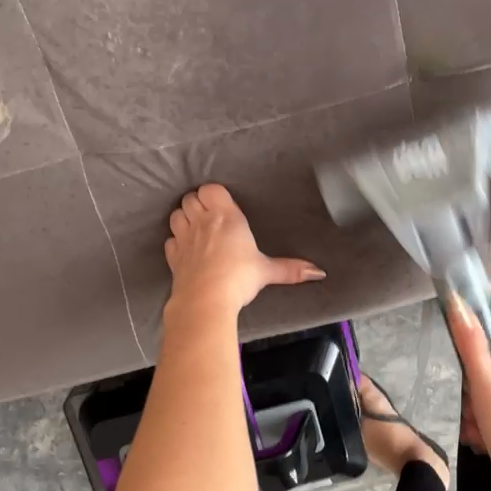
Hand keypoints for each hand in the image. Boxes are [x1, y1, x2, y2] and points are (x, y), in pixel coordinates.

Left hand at [163, 184, 323, 314]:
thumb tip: (320, 273)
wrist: (206, 300)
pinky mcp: (172, 257)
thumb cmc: (238, 277)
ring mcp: (183, 238)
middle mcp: (202, 221)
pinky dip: (176, 241)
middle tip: (210, 216)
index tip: (223, 205)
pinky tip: (186, 249)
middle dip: (197, 203)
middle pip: (190, 199)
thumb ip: (291, 269)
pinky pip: (170, 241)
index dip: (213, 194)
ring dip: (184, 218)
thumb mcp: (267, 271)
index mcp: (226, 217)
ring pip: (176, 215)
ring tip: (196, 228)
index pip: (210, 189)